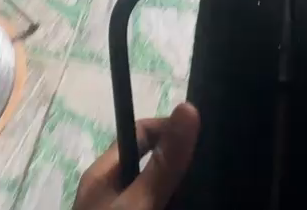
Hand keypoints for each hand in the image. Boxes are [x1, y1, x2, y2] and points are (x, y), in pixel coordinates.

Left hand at [73, 102, 200, 209]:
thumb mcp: (138, 201)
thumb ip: (163, 163)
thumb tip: (188, 106)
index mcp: (102, 173)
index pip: (140, 132)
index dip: (170, 129)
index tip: (200, 138)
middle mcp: (108, 190)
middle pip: (150, 162)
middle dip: (177, 163)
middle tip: (204, 169)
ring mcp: (117, 208)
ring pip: (155, 189)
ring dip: (176, 186)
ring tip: (203, 187)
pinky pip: (154, 204)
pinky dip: (172, 201)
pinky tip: (192, 201)